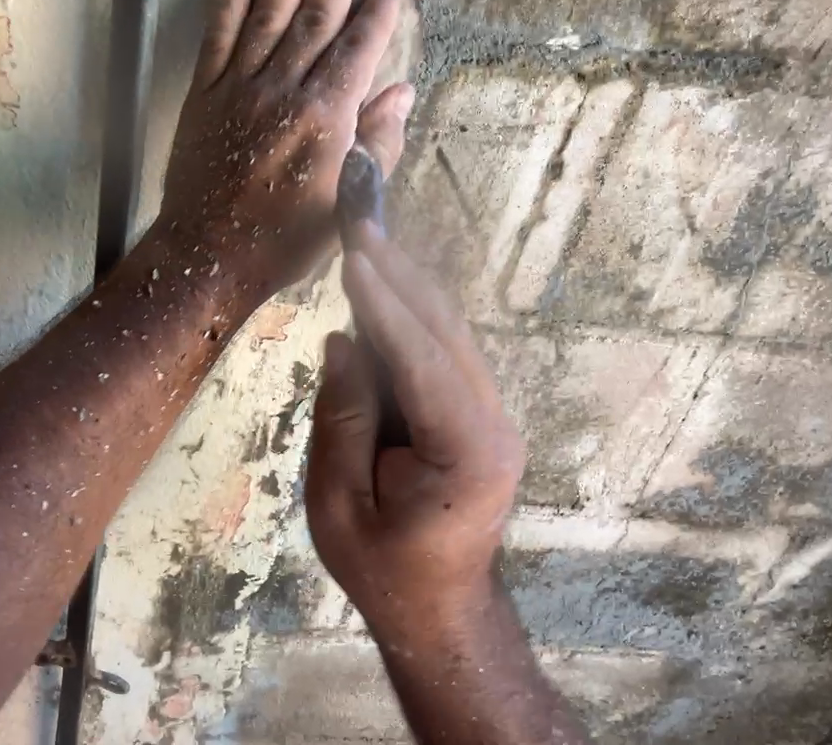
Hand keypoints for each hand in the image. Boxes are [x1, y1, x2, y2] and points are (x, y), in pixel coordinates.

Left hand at [159, 0, 414, 293]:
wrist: (208, 257)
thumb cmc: (285, 241)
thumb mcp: (348, 207)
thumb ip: (378, 146)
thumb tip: (401, 92)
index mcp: (326, 118)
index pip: (357, 51)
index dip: (374, 17)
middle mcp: (283, 91)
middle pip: (314, 20)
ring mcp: (238, 89)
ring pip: (267, 18)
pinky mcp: (203, 96)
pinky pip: (216, 40)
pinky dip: (226, 3)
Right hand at [306, 224, 525, 636]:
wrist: (440, 608)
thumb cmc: (383, 568)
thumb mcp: (338, 506)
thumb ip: (342, 421)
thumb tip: (344, 342)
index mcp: (466, 454)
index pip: (423, 362)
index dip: (386, 306)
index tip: (353, 257)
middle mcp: (493, 423)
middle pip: (445, 331)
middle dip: (399, 274)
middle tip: (359, 223)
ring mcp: (492, 415)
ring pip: (449, 330)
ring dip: (407, 282)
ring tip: (367, 236)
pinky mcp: (477, 411)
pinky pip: (443, 346)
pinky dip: (411, 309)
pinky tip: (384, 281)